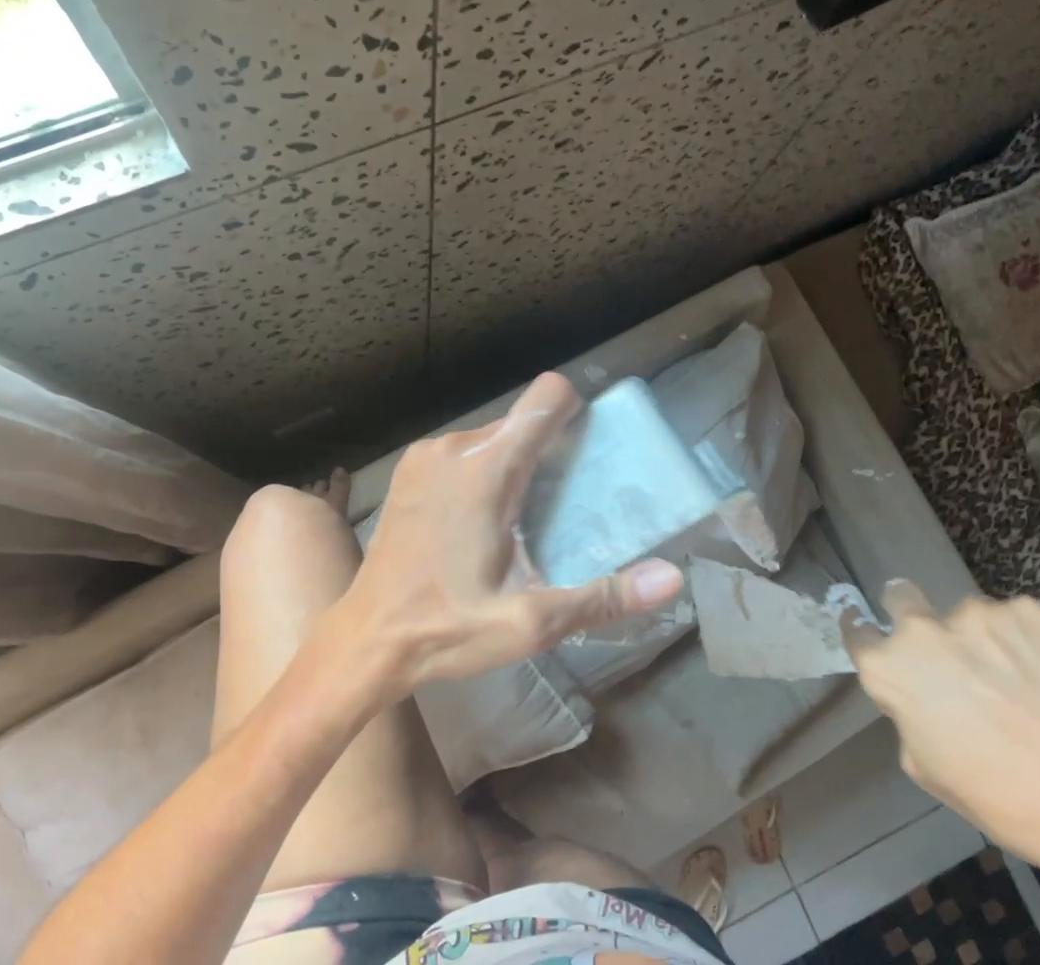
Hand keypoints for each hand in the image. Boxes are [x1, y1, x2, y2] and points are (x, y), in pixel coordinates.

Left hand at [335, 372, 684, 698]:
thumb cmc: (446, 629)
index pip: (546, 398)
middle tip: (567, 507)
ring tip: (527, 523)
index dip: (577, 412)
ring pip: (492, 439)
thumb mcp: (532, 622)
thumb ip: (604, 597)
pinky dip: (483, 474)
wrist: (366, 641)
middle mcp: (453, 447)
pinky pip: (462, 453)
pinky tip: (482, 525)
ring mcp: (424, 456)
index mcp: (487, 468)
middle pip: (522, 423)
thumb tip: (673, 579)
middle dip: (551, 453)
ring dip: (516, 467)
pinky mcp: (408, 472)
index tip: (591, 450)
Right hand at [842, 582, 1039, 912]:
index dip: (864, 632)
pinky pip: (1020, 621)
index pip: (857, 631)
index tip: (874, 636)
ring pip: (970, 617)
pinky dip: (1030, 642)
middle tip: (954, 657)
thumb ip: (912, 714)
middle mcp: (926, 630)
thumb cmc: (1010, 803)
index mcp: (892, 670)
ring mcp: (983, 615)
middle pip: (903, 598)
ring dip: (984, 639)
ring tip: (1023, 681)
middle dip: (918, 619)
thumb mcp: (930, 770)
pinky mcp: (1036, 612)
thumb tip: (926, 696)